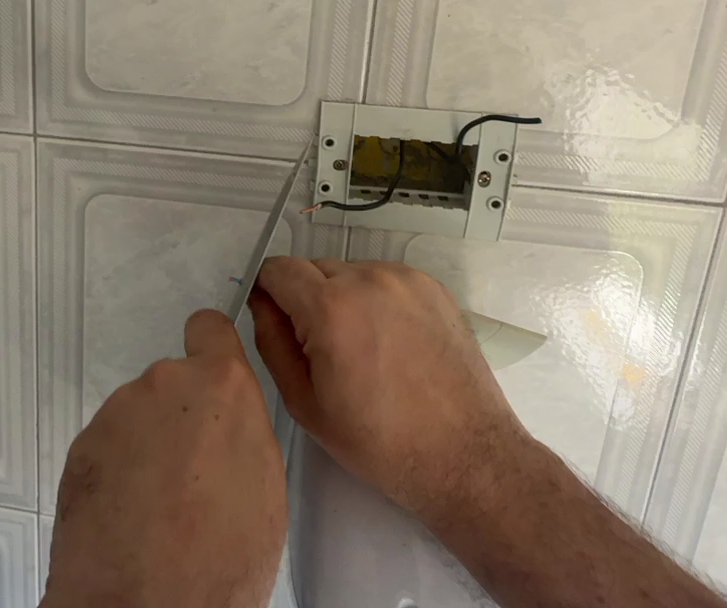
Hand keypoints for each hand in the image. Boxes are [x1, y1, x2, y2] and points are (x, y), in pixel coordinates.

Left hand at [43, 309, 286, 607]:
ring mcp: (118, 412)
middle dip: (181, 416)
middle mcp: (165, 384)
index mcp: (221, 387)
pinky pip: (109, 445)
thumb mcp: (264, 487)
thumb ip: (241, 431)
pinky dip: (117, 469)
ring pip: (140, 416)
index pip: (210, 328)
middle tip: (190, 475)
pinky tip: (128, 516)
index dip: (211, 349)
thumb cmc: (221, 559)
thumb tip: (224, 426)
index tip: (210, 375)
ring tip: (158, 506)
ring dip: (148, 445)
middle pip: (175, 384)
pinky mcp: (82, 443)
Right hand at [248, 257, 533, 527]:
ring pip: (349, 272)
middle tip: (321, 347)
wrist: (466, 456)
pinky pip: (383, 279)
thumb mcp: (305, 403)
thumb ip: (271, 342)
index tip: (275, 319)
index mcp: (331, 308)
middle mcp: (368, 279)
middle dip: (305, 298)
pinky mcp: (432, 286)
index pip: (278, 269)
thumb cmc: (380, 441)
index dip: (268, 292)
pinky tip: (390, 342)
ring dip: (341, 297)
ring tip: (361, 347)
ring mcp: (405, 279)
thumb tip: (261, 302)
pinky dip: (376, 300)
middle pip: (313, 269)